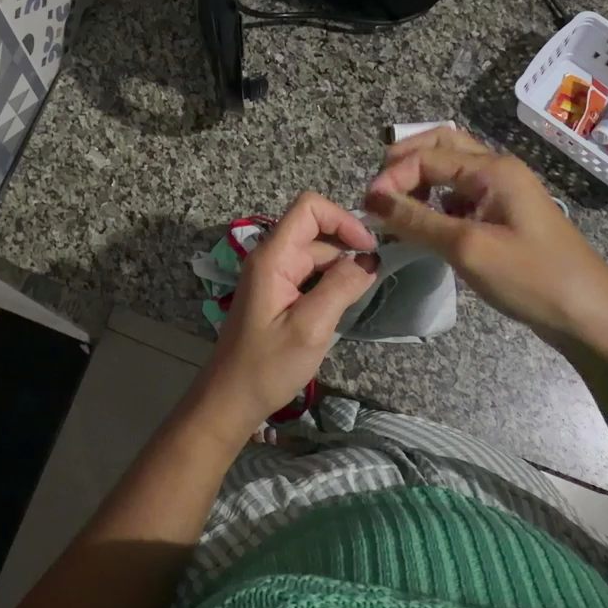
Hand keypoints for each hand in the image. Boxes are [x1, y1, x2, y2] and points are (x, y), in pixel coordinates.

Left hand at [192, 192, 378, 437]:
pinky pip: (309, 274)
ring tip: (365, 291)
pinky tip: (345, 302)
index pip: (309, 208)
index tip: (369, 248)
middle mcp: (271, 258)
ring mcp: (272, 276)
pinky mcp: (277, 294)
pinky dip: (330, 281)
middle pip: (315, 230)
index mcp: (273, 257)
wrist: (230, 398)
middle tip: (376, 274)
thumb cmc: (267, 365)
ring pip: (315, 253)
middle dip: (348, 245)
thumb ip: (341, 287)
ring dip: (341, 266)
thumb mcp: (311, 326)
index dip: (343, 219)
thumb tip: (370, 259)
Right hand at [362, 127, 607, 342]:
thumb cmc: (531, 278)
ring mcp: (503, 194)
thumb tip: (372, 200)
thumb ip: (416, 220)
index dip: (391, 177)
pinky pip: (460, 196)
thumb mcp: (467, 248)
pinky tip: (423, 227)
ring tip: (394, 211)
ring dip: (418, 183)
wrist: (591, 316)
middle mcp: (498, 171)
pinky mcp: (504, 217)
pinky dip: (435, 203)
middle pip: (440, 147)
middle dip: (403, 164)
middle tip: (378, 195)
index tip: (368, 209)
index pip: (426, 156)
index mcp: (492, 169)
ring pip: (449, 172)